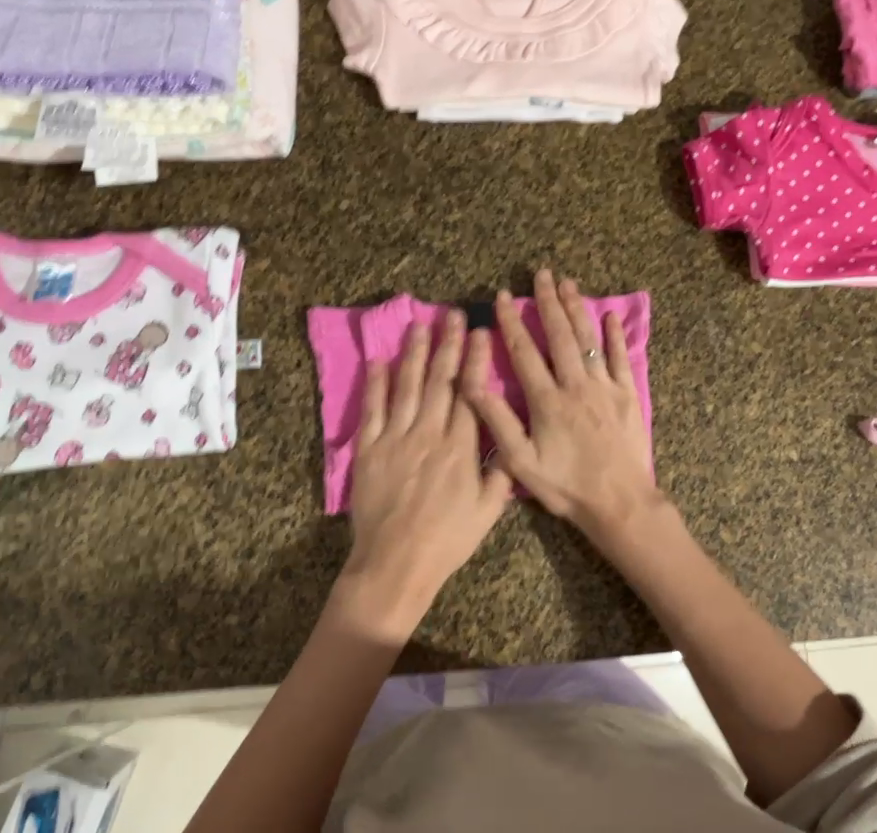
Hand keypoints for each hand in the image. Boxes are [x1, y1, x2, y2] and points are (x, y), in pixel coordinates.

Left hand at [343, 311, 512, 638]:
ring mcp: (396, 438)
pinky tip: (380, 361)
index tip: (479, 334)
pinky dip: (376, 383)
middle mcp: (429, 434)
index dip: (475, 360)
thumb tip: (508, 444)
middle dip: (447, 345)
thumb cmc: (447, 540)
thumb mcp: (488, 512)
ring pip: (406, 386)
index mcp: (460, 448)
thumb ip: (500, 475)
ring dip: (413, 353)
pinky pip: (372, 409)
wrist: (396, 562)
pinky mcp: (368, 449)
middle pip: (439, 380)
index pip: (470, 393)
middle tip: (451, 315)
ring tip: (419, 325)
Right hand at [462, 269, 662, 542]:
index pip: (524, 352)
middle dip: (548, 302)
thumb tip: (471, 385)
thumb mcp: (521, 462)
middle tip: (542, 274)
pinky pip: (621, 358)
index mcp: (546, 400)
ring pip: (588, 339)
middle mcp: (576, 385)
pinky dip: (615, 335)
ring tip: (568, 282)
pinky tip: (610, 316)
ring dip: (577, 308)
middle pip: (559, 335)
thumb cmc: (566, 487)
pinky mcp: (628, 395)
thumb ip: (497, 421)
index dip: (511, 322)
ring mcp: (605, 387)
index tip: (503, 296)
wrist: (619, 502)